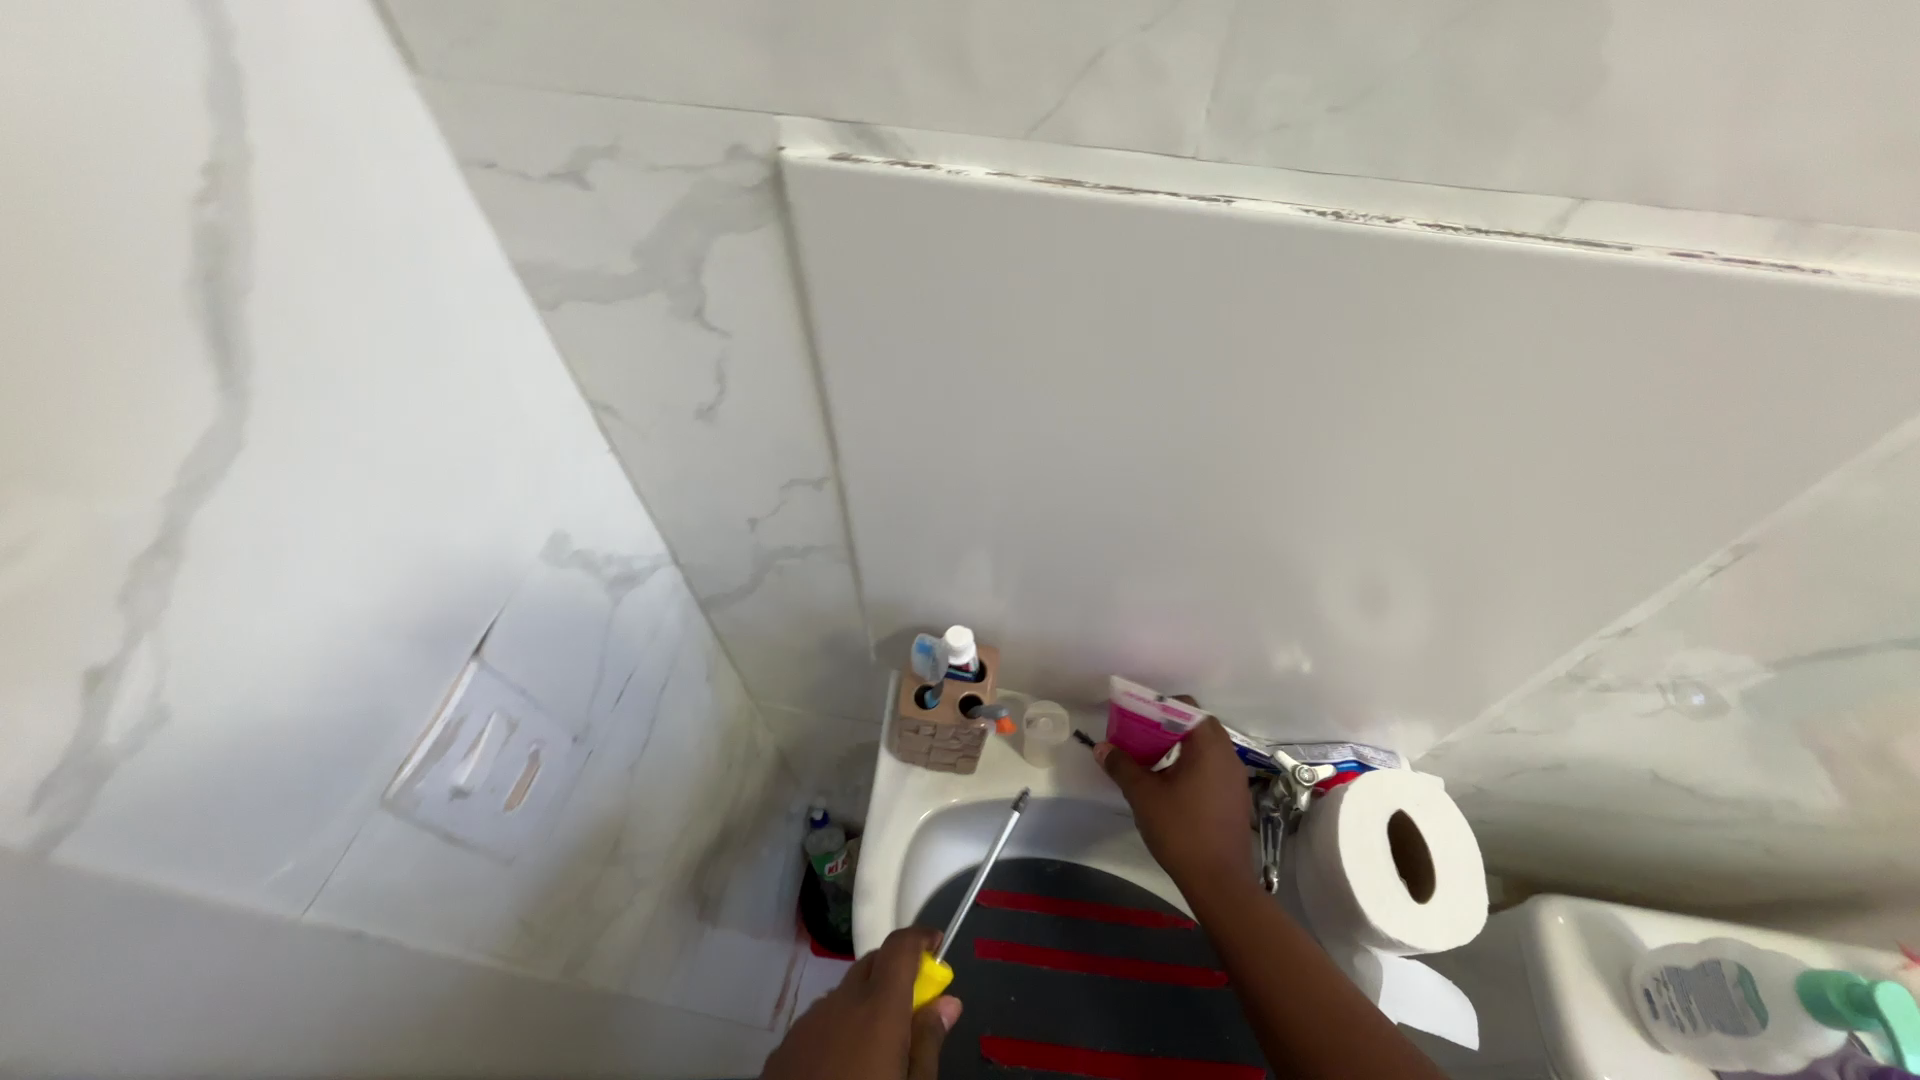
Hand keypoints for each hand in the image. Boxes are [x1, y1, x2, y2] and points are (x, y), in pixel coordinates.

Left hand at [761, 926, 961, 1079]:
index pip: (899, 947)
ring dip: (865, 1004)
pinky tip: (842, 1065)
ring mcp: (808, 1023)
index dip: (920, 939)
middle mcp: (840, 1002)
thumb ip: (928, 1041)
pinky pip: (820, 1022)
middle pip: (871, 965)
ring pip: (844, 995)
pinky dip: (838, 1028)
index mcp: (877, 1008)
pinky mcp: (785, 1047)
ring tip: (876, 1047)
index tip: (936, 946)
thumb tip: (948, 1002)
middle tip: (914, 1005)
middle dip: (896, 972)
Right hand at [1096, 716, 1254, 889]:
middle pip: (1195, 725)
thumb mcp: (1143, 795)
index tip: (1133, 716)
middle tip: (1136, 736)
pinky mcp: (1234, 797)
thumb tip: (1102, 748)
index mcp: (1209, 746)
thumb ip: (1122, 766)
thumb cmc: (1181, 830)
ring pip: (1203, 748)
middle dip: (1164, 726)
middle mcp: (1227, 755)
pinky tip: (1168, 784)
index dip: (1157, 706)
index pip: (1186, 706)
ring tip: (1147, 759)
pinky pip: (1210, 767)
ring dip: (1176, 747)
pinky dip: (1189, 765)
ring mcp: (1235, 778)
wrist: (1219, 881)